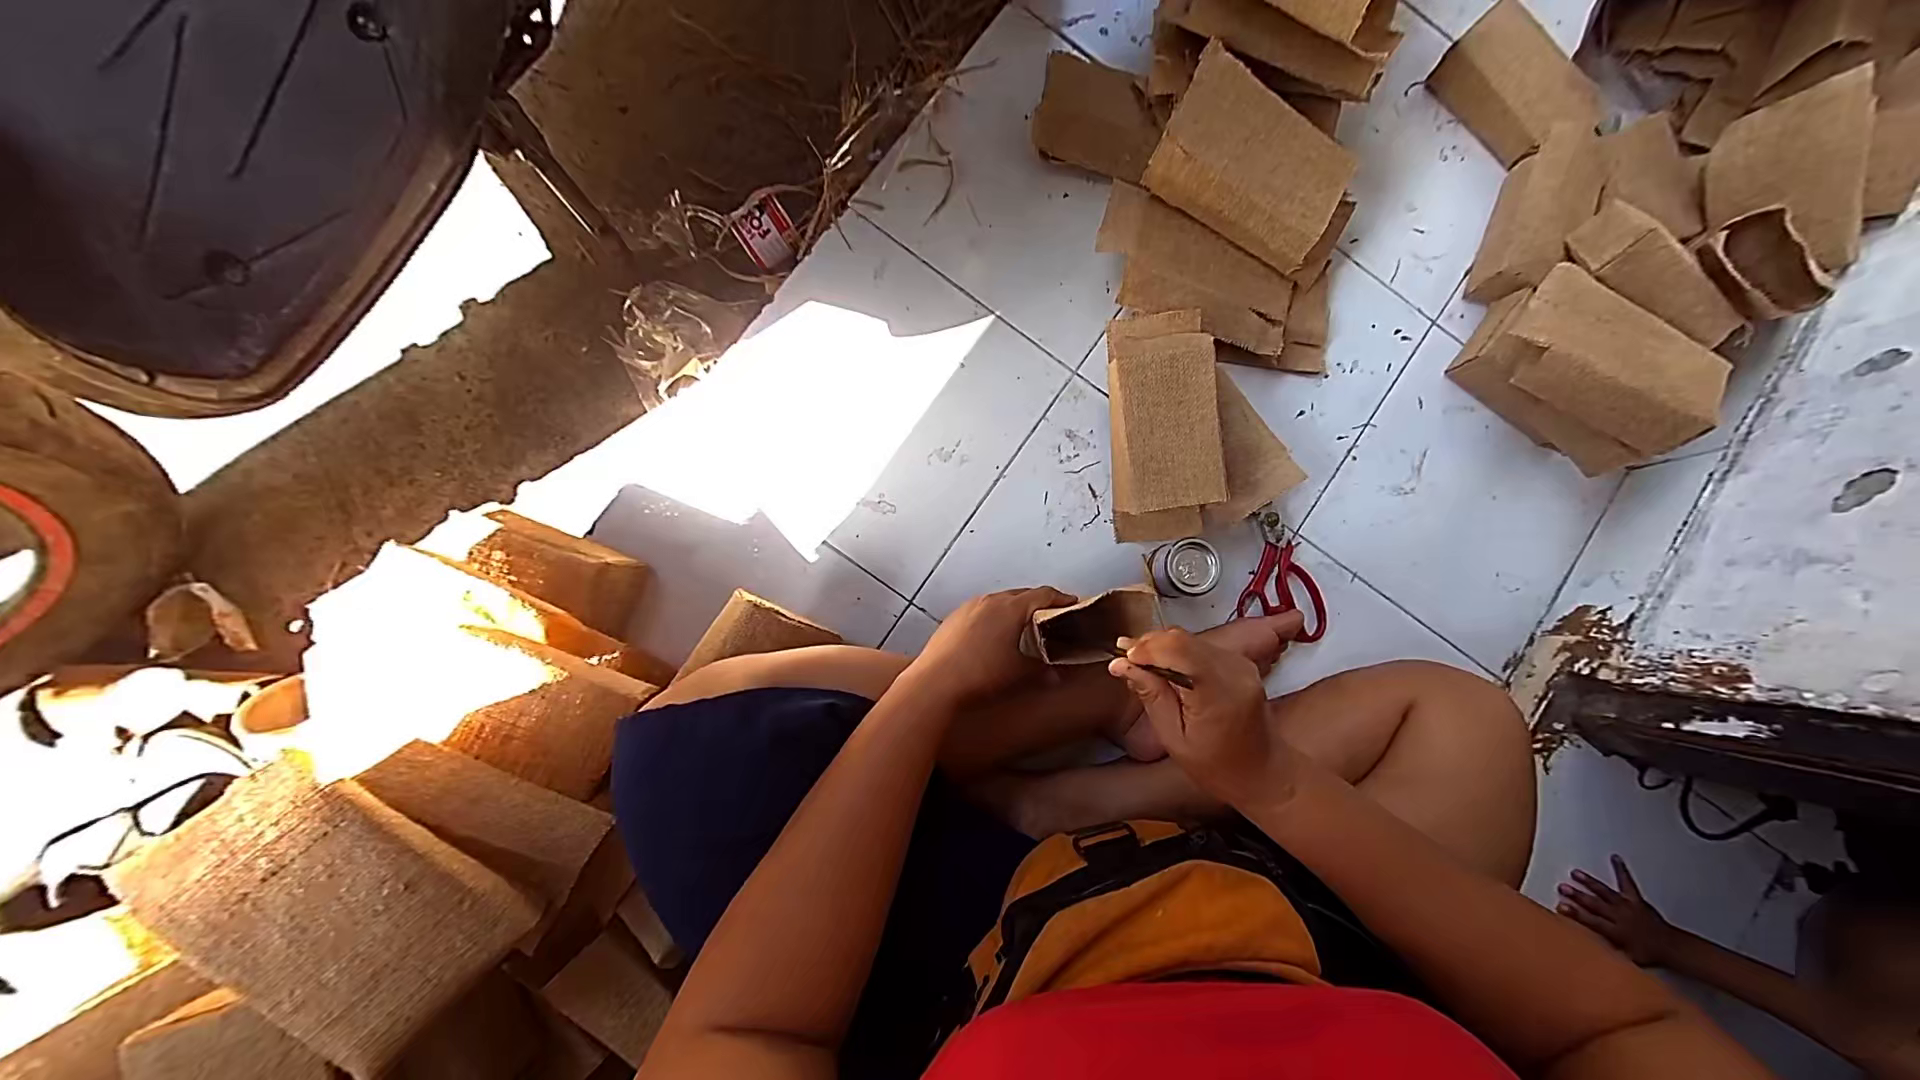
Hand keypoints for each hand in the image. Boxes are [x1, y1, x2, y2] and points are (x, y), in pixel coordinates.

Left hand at [908, 587, 1074, 703]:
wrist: (936, 682)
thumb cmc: (978, 675)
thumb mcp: (1020, 673)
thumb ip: (1043, 670)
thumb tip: (1055, 676)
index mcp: (1011, 607)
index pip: (1044, 594)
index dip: (1061, 599)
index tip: (1071, 603)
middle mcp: (990, 601)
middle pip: (1022, 595)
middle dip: (1038, 604)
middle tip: (1051, 617)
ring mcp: (969, 608)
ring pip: (999, 602)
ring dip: (1013, 610)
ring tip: (1022, 628)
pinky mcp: (954, 619)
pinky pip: (980, 611)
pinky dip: (992, 619)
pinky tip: (993, 637)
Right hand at [1107, 628, 1300, 809]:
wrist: (1264, 772)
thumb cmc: (1219, 766)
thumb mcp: (1174, 738)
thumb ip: (1150, 695)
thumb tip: (1121, 665)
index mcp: (1219, 694)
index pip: (1178, 648)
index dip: (1147, 648)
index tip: (1125, 659)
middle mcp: (1234, 671)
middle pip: (1181, 638)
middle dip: (1149, 645)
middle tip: (1126, 661)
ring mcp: (1240, 664)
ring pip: (1189, 637)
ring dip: (1161, 646)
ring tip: (1140, 665)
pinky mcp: (1240, 662)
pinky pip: (1200, 645)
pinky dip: (1176, 651)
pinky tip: (1163, 668)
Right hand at [1557, 856, 1676, 966]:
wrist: (1674, 949)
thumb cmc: (1648, 954)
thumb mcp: (1629, 958)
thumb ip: (1610, 949)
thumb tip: (1590, 945)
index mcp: (1617, 933)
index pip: (1592, 922)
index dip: (1576, 915)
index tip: (1560, 906)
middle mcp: (1620, 917)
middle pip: (1596, 905)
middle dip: (1578, 896)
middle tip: (1562, 887)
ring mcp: (1628, 906)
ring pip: (1606, 893)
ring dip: (1590, 883)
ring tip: (1576, 873)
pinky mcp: (1636, 900)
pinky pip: (1627, 883)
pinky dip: (1621, 870)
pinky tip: (1615, 858)